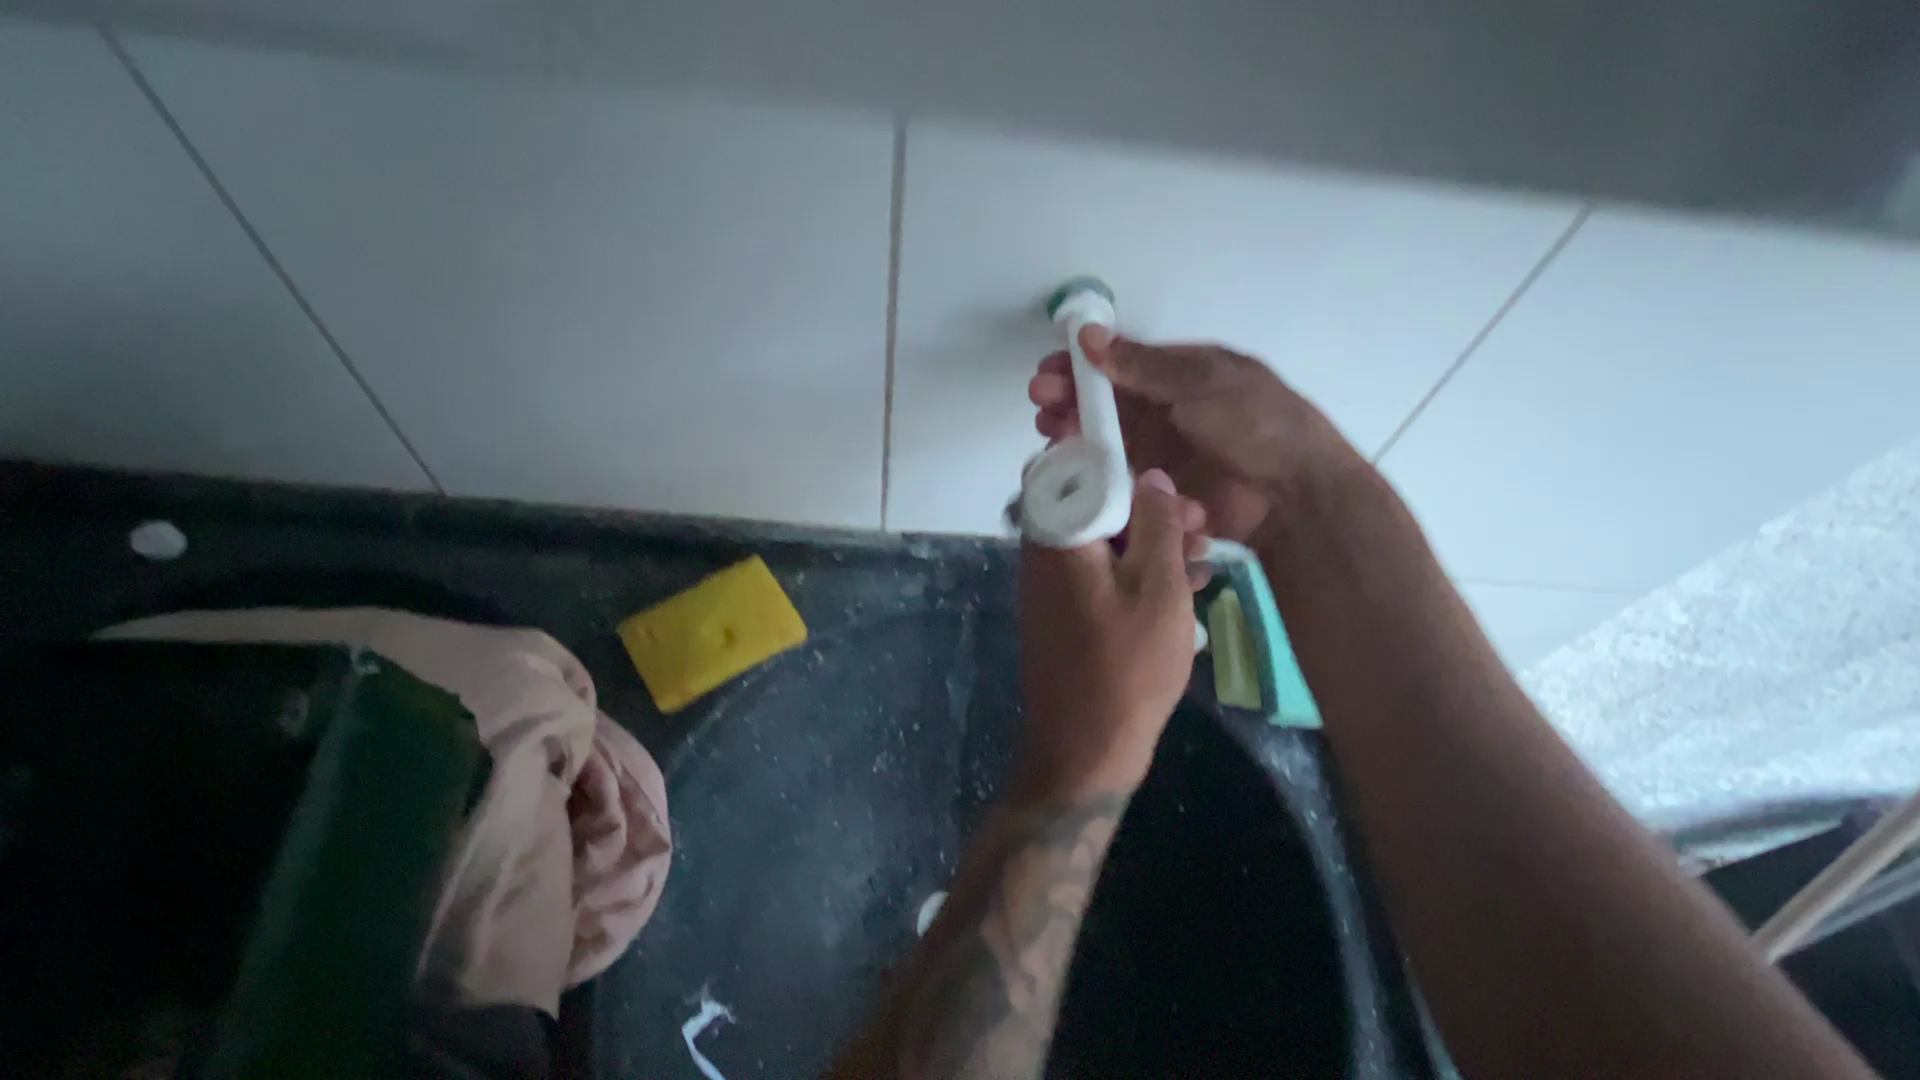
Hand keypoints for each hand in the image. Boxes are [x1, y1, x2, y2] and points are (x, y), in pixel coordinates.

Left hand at [1016, 469, 1206, 800]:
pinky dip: (1138, 573)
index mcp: (1057, 535)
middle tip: (1199, 522)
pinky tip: (1186, 587)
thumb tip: (1149, 476)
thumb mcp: (1158, 588)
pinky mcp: (1067, 614)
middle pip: (1092, 504)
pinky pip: (1102, 576)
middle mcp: (1045, 553)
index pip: (1065, 465)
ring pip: (1104, 542)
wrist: (1085, 750)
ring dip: (1152, 542)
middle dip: (1148, 507)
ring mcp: (1053, 587)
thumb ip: (1156, 524)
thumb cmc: (1126, 667)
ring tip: (1204, 557)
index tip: (1158, 473)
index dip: (1112, 460)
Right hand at [1029, 327, 1363, 546]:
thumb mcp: (1201, 382)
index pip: (1118, 363)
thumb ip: (1142, 364)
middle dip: (1068, 400)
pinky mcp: (1153, 487)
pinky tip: (1066, 469)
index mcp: (1178, 373)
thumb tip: (1087, 335)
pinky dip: (1090, 471)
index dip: (1080, 366)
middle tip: (1040, 403)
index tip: (1048, 371)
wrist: (1291, 493)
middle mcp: (1162, 409)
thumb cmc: (1255, 423)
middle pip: (1102, 402)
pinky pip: (1113, 476)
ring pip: (1101, 439)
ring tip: (1047, 434)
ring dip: (1071, 435)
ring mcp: (1157, 450)